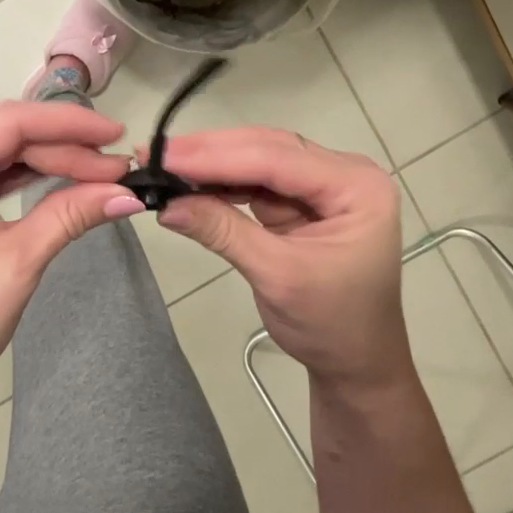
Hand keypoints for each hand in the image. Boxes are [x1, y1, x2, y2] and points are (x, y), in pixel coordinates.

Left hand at [0, 101, 142, 477]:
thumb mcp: (17, 262)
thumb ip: (71, 213)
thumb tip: (129, 192)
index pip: (5, 124)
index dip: (66, 124)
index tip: (115, 132)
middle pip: (0, 137)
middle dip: (61, 148)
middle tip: (117, 165)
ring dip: (46, 161)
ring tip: (101, 170)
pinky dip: (20, 179)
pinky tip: (63, 178)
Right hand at [155, 128, 409, 385]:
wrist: (355, 364)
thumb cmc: (331, 324)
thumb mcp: (277, 277)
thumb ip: (223, 232)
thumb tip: (165, 205)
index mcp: (357, 187)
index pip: (278, 159)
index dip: (218, 155)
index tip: (165, 155)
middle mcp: (344, 173)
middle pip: (268, 148)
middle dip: (210, 152)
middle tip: (155, 153)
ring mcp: (322, 184)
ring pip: (257, 158)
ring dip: (211, 163)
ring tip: (163, 163)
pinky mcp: (301, 198)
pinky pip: (255, 179)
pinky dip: (221, 181)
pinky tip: (188, 180)